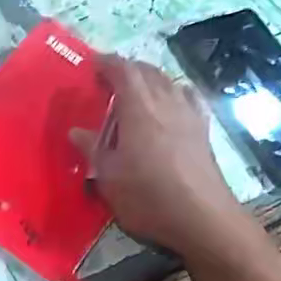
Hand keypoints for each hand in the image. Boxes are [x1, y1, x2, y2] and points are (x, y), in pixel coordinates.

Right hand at [71, 53, 261, 261]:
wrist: (201, 218)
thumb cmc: (147, 197)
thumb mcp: (108, 177)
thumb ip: (92, 149)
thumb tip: (76, 130)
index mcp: (139, 108)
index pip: (123, 70)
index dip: (107, 62)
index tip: (92, 65)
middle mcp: (166, 102)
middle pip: (148, 71)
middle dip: (127, 69)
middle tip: (109, 81)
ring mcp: (189, 114)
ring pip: (169, 82)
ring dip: (150, 79)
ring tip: (136, 92)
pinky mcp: (204, 130)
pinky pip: (189, 98)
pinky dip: (175, 92)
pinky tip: (173, 103)